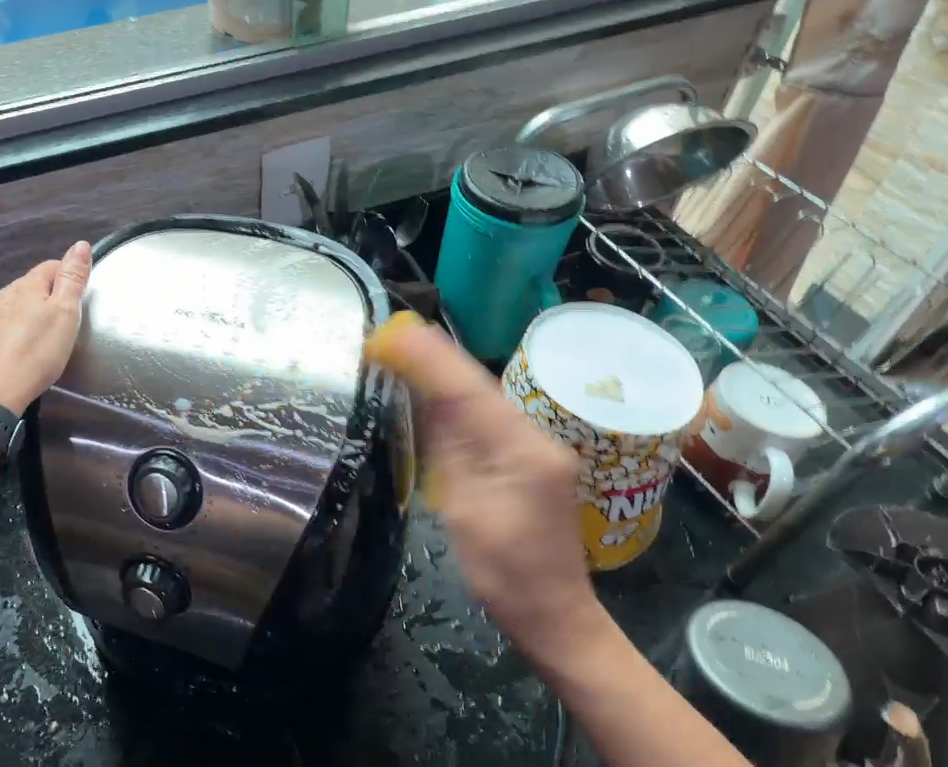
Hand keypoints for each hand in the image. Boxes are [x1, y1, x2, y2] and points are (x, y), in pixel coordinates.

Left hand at [0, 241, 92, 415]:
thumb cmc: (35, 354)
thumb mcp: (65, 315)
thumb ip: (73, 279)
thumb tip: (80, 244)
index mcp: (25, 286)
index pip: (50, 266)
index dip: (67, 278)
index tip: (77, 300)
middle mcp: (0, 296)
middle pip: (28, 288)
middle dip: (45, 300)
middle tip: (61, 326)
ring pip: (9, 309)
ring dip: (24, 318)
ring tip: (37, 343)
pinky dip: (7, 337)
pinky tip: (13, 356)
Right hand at [366, 313, 601, 654]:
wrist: (557, 615)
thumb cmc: (505, 576)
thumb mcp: (463, 513)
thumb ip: (446, 451)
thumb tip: (422, 400)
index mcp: (520, 451)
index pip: (467, 391)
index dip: (429, 359)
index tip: (393, 333)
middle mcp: (536, 437)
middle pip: (477, 385)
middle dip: (433, 356)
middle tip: (390, 333)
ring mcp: (538, 445)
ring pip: (483, 396)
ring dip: (443, 372)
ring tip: (403, 347)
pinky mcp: (531, 456)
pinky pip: (488, 414)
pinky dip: (456, 396)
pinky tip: (432, 387)